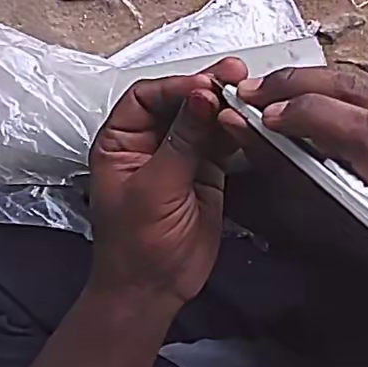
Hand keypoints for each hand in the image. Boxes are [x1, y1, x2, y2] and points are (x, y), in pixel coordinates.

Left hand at [87, 57, 249, 306]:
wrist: (152, 290)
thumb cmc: (133, 247)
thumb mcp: (154, 188)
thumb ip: (181, 142)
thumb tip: (200, 98)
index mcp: (120, 142)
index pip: (146, 97)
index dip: (176, 86)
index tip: (205, 86)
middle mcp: (148, 144)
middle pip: (178, 103)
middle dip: (205, 89)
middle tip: (232, 76)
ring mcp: (178, 158)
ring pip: (202, 120)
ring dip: (224, 107)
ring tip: (246, 93)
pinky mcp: (203, 174)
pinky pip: (220, 144)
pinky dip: (235, 132)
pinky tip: (248, 121)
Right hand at [224, 66, 367, 227]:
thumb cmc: (354, 228)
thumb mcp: (310, 212)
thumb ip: (275, 163)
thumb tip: (236, 122)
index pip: (367, 134)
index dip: (313, 115)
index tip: (266, 114)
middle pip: (363, 94)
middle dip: (300, 87)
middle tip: (255, 91)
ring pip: (362, 79)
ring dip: (307, 79)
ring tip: (268, 88)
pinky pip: (364, 78)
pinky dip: (324, 80)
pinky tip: (294, 89)